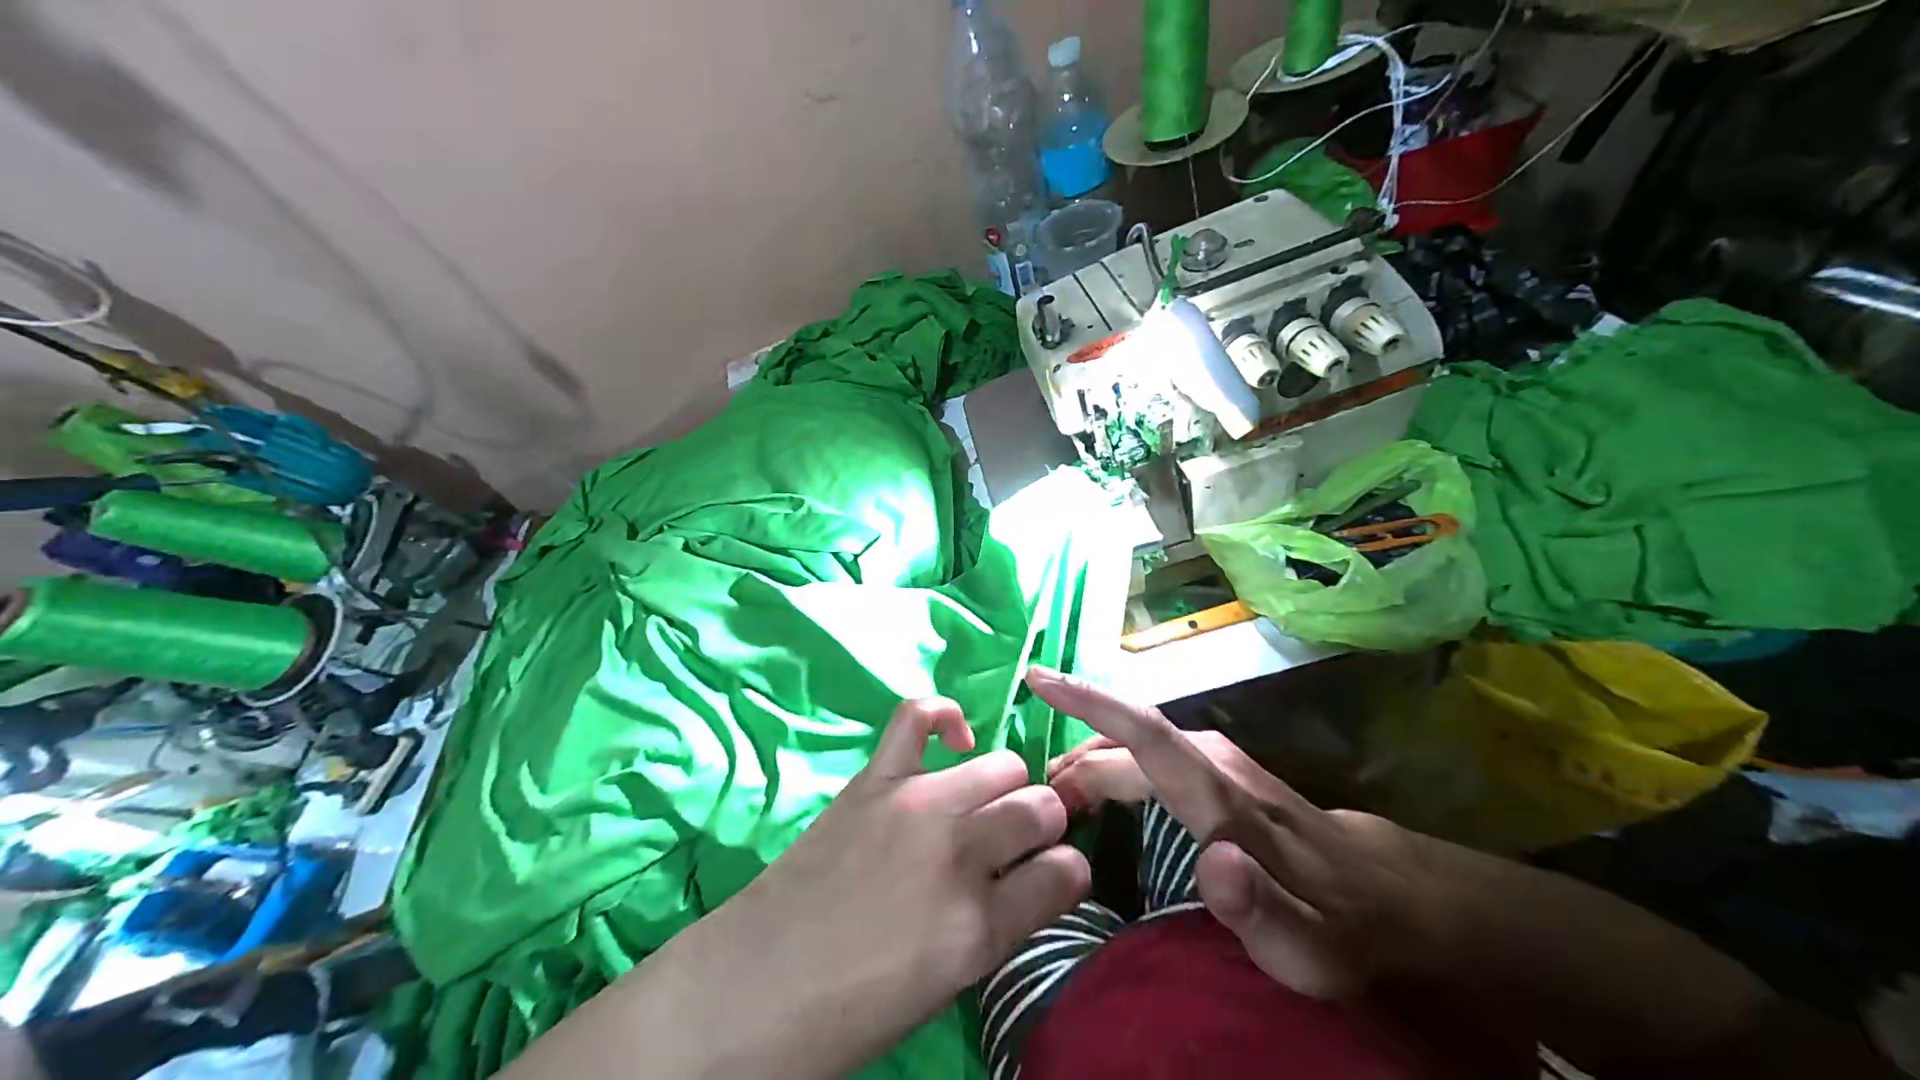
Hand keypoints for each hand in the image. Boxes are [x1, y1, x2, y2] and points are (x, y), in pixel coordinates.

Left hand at [696, 697, 1089, 1075]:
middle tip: (1015, 844)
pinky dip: (945, 718)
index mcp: (978, 927)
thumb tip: (1035, 875)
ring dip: (1005, 788)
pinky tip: (953, 741)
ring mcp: (915, 806)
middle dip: (1044, 825)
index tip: (1052, 876)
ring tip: (981, 808)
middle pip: (1041, 807)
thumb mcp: (950, 982)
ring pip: (1002, 764)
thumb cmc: (855, 1005)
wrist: (759, 984)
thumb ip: (1003, 922)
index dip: (1067, 872)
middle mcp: (957, 854)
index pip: (1067, 872)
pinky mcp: (875, 778)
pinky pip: (919, 716)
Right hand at [1029, 665, 1431, 999]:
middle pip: (1127, 739)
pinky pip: (1147, 746)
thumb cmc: (1336, 926)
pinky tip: (1097, 783)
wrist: (1385, 896)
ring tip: (1055, 795)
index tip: (1038, 680)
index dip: (1089, 702)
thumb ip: (1259, 910)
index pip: (1146, 736)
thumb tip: (1214, 859)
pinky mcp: (1216, 763)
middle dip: (1073, 759)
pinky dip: (1111, 756)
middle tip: (1035, 806)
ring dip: (1088, 756)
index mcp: (1223, 798)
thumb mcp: (1308, 947)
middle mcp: (1215, 760)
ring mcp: (1218, 756)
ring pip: (1135, 738)